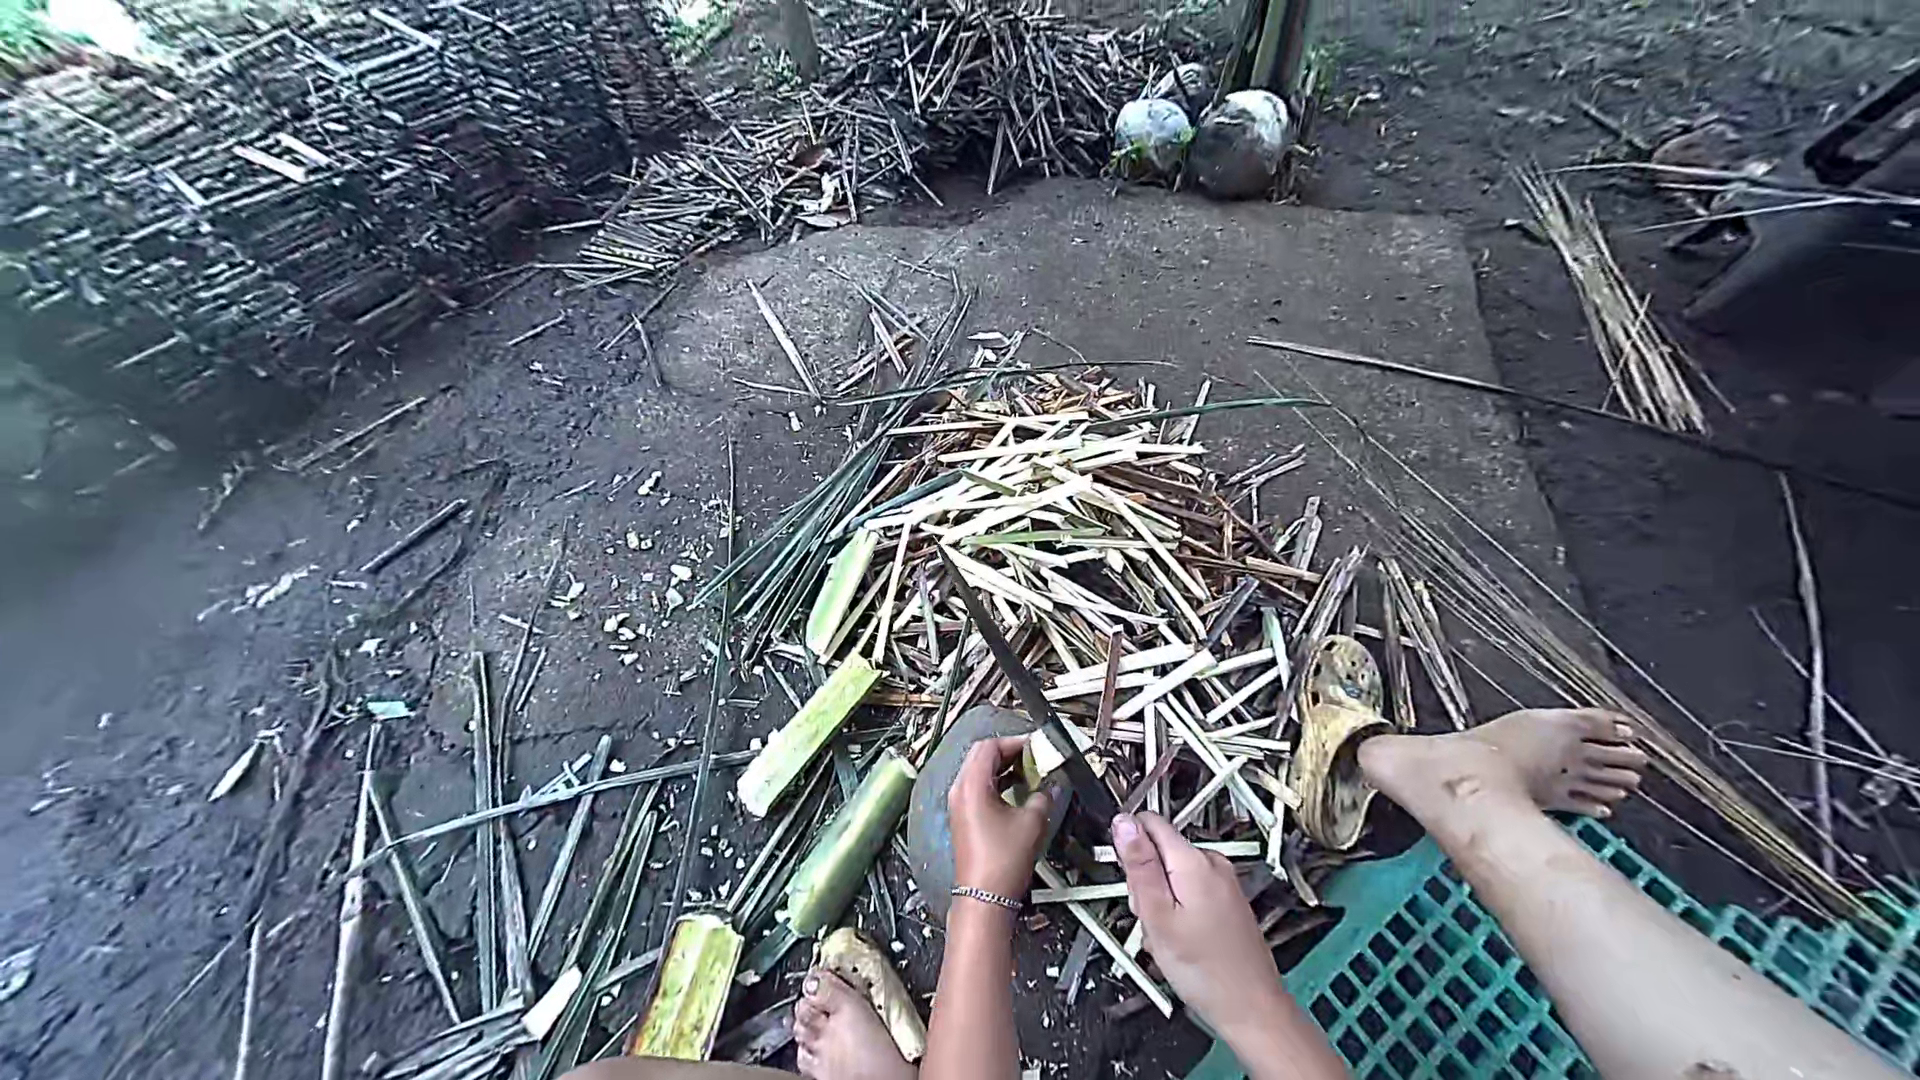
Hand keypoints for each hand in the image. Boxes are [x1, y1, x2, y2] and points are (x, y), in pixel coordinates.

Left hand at [948, 736, 1052, 899]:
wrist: (984, 898)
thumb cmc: (1002, 861)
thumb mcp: (1031, 822)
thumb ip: (1043, 795)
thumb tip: (1052, 784)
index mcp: (971, 784)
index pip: (990, 746)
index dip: (1015, 742)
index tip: (1035, 745)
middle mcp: (959, 790)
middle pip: (982, 755)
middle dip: (1009, 752)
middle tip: (1034, 756)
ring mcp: (959, 804)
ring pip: (979, 772)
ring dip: (1003, 768)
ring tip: (1029, 772)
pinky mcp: (963, 817)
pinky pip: (978, 788)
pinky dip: (997, 783)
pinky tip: (1017, 791)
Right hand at [1112, 812, 1286, 1040]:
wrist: (1253, 1011)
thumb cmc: (1207, 971)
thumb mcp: (1158, 915)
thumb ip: (1139, 864)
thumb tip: (1123, 822)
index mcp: (1193, 861)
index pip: (1148, 821)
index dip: (1130, 846)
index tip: (1131, 879)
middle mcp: (1212, 862)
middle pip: (1158, 848)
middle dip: (1145, 878)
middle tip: (1151, 916)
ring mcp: (1222, 880)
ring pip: (1170, 869)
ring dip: (1159, 896)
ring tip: (1167, 931)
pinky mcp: (1226, 897)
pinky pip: (1187, 886)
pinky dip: (1177, 905)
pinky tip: (1181, 935)